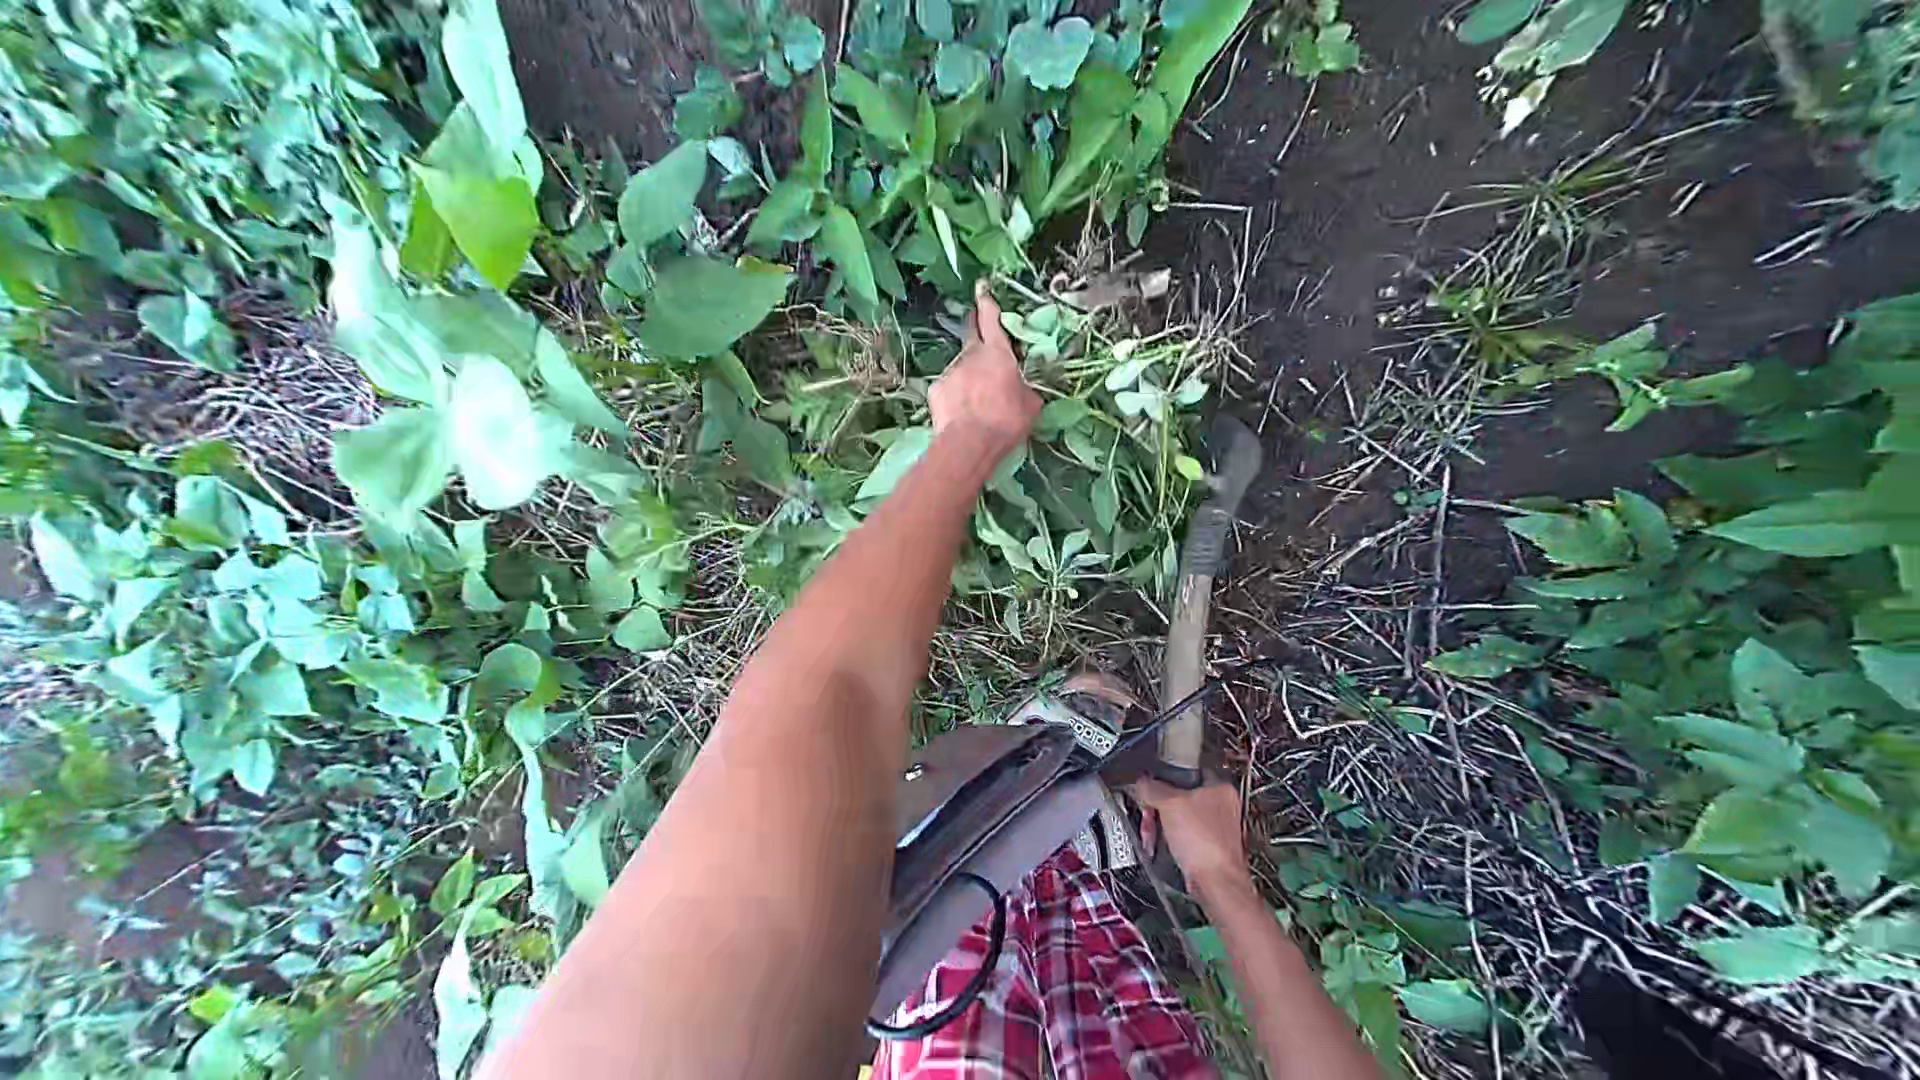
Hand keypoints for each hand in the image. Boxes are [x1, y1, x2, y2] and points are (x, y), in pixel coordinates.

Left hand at [929, 281, 1039, 458]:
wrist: (969, 443)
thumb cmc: (1006, 421)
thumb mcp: (1030, 405)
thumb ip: (1026, 389)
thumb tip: (1024, 389)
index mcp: (997, 353)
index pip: (990, 319)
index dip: (987, 304)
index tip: (982, 291)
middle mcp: (970, 355)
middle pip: (971, 336)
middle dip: (975, 332)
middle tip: (982, 341)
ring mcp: (950, 371)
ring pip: (961, 367)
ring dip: (969, 377)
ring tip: (977, 401)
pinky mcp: (936, 390)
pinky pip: (949, 388)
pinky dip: (955, 395)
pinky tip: (962, 412)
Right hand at [1132, 776, 1254, 903]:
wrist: (1215, 884)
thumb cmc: (1204, 843)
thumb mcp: (1168, 803)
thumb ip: (1151, 787)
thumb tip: (1142, 784)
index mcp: (1220, 788)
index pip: (1186, 771)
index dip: (1164, 778)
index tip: (1152, 786)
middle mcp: (1222, 807)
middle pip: (1178, 796)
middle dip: (1158, 807)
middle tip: (1150, 813)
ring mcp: (1215, 829)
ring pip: (1177, 817)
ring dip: (1160, 825)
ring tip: (1153, 833)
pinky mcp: (1207, 848)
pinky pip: (1181, 837)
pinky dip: (1168, 840)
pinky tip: (1161, 846)